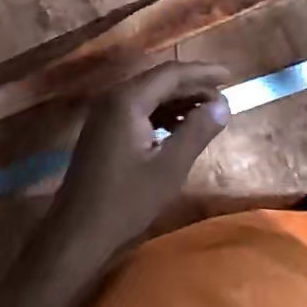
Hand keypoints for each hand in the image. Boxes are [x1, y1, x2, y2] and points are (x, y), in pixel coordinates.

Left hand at [51, 61, 230, 252]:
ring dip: (179, 100)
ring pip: (150, 95)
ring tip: (208, 112)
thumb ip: (197, 131)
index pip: (171, 73)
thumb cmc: (125, 201)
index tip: (230, 75)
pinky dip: (163, 113)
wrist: (76, 234)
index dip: (203, 72)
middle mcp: (114, 98)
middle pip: (160, 81)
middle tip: (224, 97)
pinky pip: (139, 109)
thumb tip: (223, 104)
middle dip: (193, 86)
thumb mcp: (169, 167)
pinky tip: (180, 127)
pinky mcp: (103, 130)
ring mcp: (105, 114)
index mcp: (128, 101)